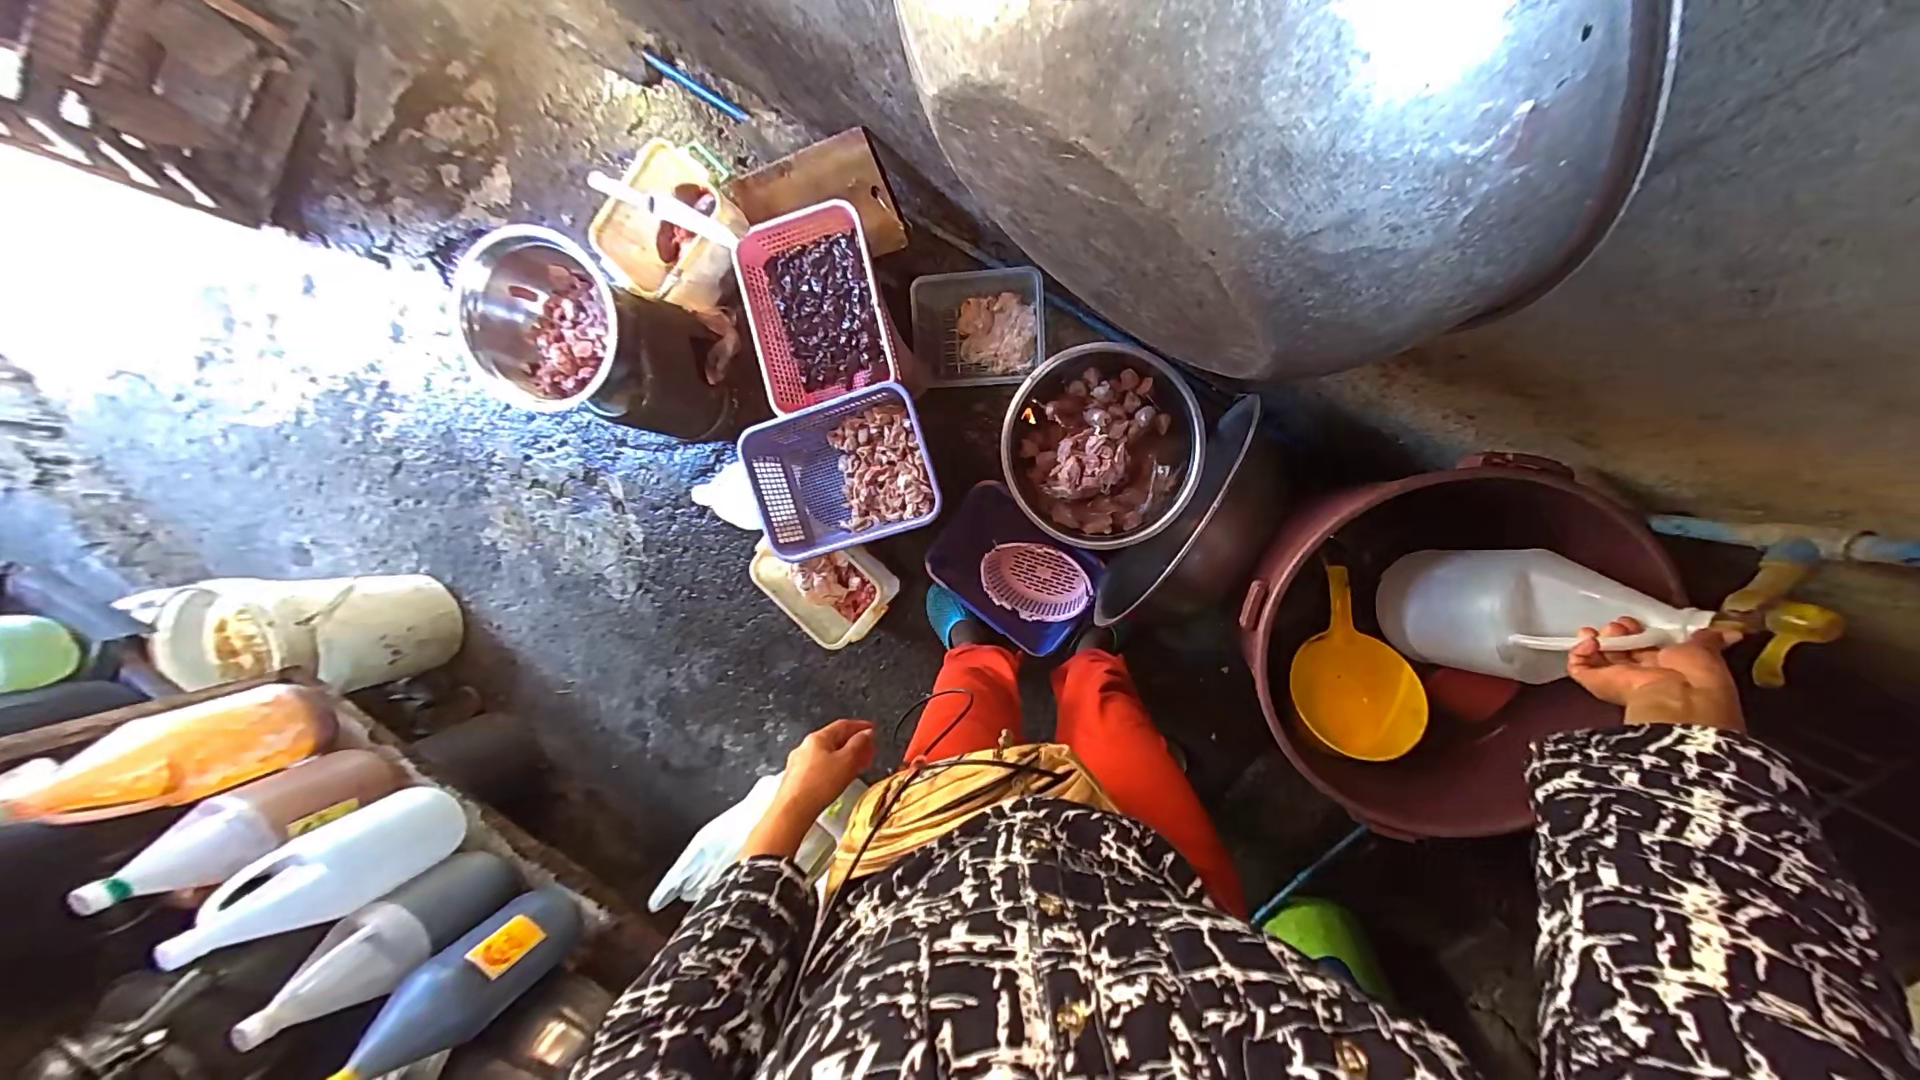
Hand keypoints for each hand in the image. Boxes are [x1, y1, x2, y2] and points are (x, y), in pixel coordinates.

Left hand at [741, 719, 874, 859]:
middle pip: (835, 739)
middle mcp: (806, 746)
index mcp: (818, 738)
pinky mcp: (796, 779)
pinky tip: (842, 776)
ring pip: (828, 754)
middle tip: (870, 749)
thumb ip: (858, 744)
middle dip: (855, 743)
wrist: (792, 811)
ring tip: (860, 764)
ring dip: (846, 756)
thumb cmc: (821, 784)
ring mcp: (799, 763)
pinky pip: (821, 767)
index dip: (861, 726)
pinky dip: (836, 767)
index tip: (874, 729)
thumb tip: (867, 732)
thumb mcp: (846, 761)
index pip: (843, 725)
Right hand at [1567, 617, 1744, 730]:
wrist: (1674, 697)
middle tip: (1621, 625)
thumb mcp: (1705, 651)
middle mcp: (1638, 673)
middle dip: (1617, 632)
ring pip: (1595, 655)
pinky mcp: (1593, 681)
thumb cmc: (1695, 675)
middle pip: (1618, 649)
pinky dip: (1579, 651)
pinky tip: (1591, 642)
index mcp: (1665, 667)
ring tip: (1603, 632)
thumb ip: (1708, 639)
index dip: (1638, 631)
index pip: (1643, 645)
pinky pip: (1577, 665)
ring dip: (1596, 639)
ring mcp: (1613, 678)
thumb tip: (1731, 632)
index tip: (1637, 622)